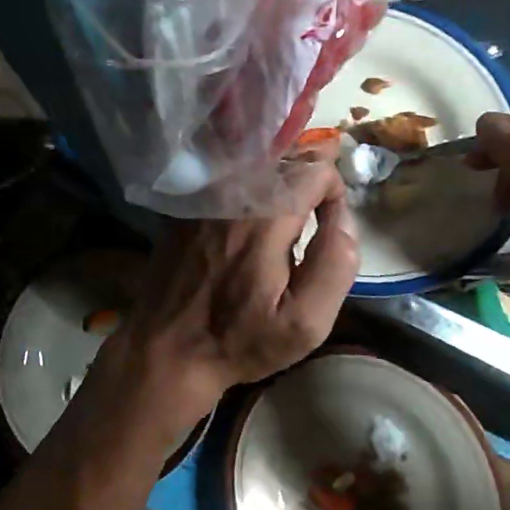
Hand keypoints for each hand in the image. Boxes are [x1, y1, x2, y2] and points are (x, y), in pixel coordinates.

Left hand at [97, 153, 359, 430]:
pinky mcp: (182, 210)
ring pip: (252, 167)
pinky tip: (244, 223)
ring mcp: (201, 200)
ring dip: (274, 182)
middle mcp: (230, 196)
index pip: (315, 168)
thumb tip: (344, 216)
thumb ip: (335, 263)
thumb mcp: (305, 322)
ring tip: (282, 219)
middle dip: (305, 180)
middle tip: (311, 217)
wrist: (165, 349)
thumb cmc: (238, 340)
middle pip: (282, 160)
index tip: (330, 221)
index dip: (333, 190)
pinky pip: (223, 181)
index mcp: (265, 218)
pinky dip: (244, 190)